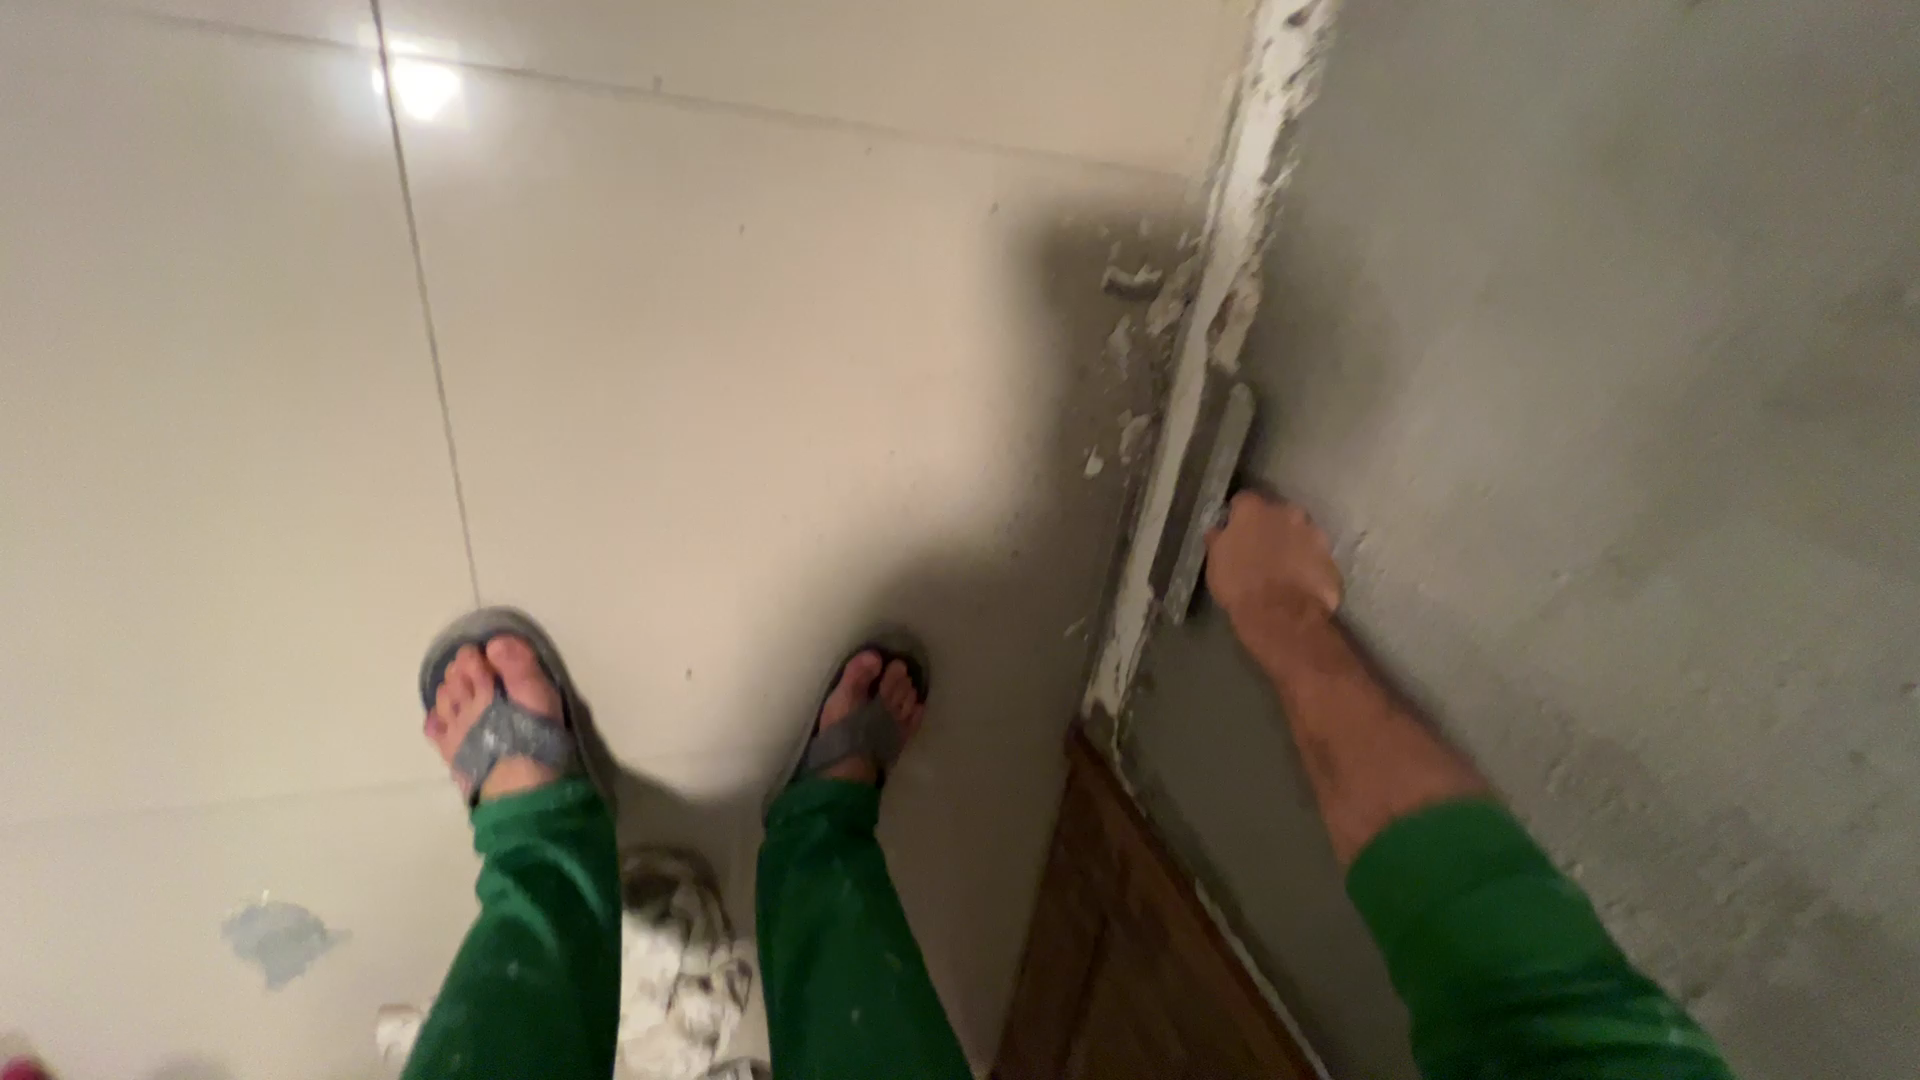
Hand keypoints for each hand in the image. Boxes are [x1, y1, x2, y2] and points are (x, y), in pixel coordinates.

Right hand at [1204, 492, 1341, 633]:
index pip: (1243, 500)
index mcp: (1254, 510)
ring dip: (1291, 543)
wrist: (1280, 615)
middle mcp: (1288, 512)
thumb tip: (1219, 529)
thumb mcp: (1215, 562)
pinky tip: (1298, 581)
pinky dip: (1307, 563)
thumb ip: (1219, 538)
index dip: (1238, 515)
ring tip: (1282, 567)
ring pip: (1299, 532)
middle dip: (1270, 526)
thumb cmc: (1239, 585)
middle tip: (1260, 548)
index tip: (1234, 529)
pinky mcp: (1331, 557)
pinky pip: (1315, 555)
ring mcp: (1314, 534)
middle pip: (1276, 513)